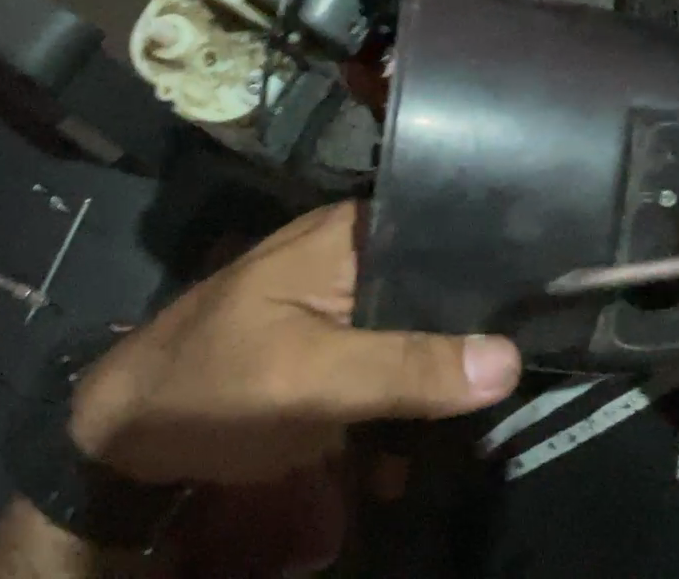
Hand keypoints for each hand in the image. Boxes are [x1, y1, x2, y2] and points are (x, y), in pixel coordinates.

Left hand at [67, 200, 522, 486]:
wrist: (130, 431)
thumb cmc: (215, 385)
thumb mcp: (312, 377)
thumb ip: (406, 367)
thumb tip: (510, 358)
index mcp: (351, 234)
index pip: (446, 232)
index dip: (495, 270)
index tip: (548, 313)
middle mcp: (353, 253)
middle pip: (438, 285)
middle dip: (473, 338)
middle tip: (518, 387)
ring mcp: (340, 298)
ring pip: (419, 327)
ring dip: (441, 380)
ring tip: (472, 431)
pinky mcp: (331, 340)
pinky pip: (392, 359)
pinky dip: (408, 398)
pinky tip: (417, 446)